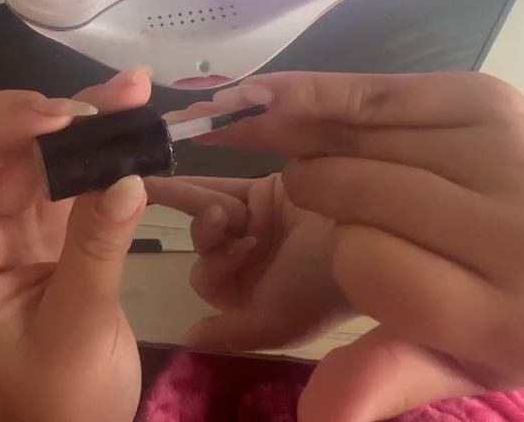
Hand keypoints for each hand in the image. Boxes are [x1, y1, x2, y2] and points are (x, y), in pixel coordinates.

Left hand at [0, 69, 154, 421]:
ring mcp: (8, 220)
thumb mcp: (77, 329)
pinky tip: (127, 116)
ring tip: (129, 91)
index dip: (3, 128)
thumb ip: (97, 248)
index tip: (63, 113)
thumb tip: (127, 175)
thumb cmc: (60, 401)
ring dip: (77, 117)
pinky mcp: (44, 221)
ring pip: (31, 145)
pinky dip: (94, 142)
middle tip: (98, 104)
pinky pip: (64, 167)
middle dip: (39, 112)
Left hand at [144, 172, 349, 350]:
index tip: (245, 248)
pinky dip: (193, 184)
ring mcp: (253, 224)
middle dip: (210, 232)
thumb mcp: (278, 320)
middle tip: (227, 219)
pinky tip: (157, 181)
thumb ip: (232, 331)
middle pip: (206, 243)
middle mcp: (249, 262)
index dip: (217, 263)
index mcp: (251, 297)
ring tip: (218, 202)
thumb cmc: (320, 283)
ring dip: (204, 206)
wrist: (367, 227)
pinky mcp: (259, 190)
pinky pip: (217, 185)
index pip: (209, 278)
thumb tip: (186, 342)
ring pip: (209, 211)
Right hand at [193, 72, 523, 421]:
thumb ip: (382, 377)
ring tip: (293, 141)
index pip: (366, 269)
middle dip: (318, 188)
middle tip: (316, 192)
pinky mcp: (487, 98)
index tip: (360, 257)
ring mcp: (512, 155)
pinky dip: (311, 92)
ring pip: (353, 137)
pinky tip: (260, 95)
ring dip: (310, 140)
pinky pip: (372, 90)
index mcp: (520, 320)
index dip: (345, 259)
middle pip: (355, 191)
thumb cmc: (507, 304)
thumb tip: (312, 418)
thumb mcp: (453, 359)